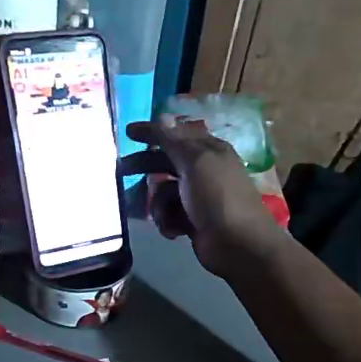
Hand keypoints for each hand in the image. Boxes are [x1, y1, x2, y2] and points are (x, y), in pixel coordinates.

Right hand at [119, 115, 285, 276]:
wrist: (238, 244)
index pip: (176, 134)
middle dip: (146, 168)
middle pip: (166, 162)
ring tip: (166, 217)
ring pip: (163, 192)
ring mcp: (198, 197)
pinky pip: (169, 214)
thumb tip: (161, 117)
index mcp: (209, 150)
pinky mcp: (193, 221)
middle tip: (122, 171)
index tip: (128, 132)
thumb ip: (174, 140)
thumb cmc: (218, 197)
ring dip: (159, 205)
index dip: (153, 132)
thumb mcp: (195, 161)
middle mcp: (203, 170)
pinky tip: (174, 231)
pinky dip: (168, 222)